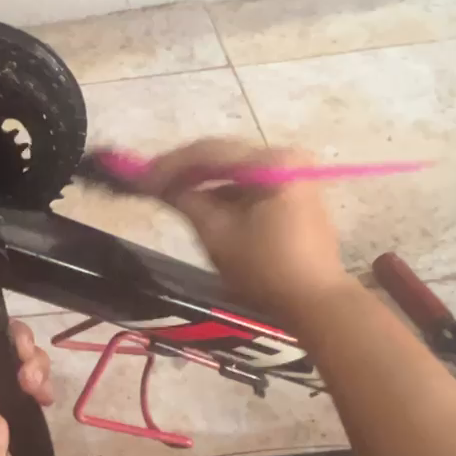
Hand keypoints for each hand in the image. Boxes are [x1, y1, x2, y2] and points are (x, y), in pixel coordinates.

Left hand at [0, 277, 53, 455]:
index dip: (8, 331)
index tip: (20, 355)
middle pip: (3, 345)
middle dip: (27, 355)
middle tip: (31, 383)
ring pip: (13, 368)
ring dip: (34, 373)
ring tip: (39, 397)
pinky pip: (18, 395)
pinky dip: (33, 394)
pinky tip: (40, 405)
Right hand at [146, 139, 355, 318]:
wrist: (316, 303)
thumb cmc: (265, 269)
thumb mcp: (216, 234)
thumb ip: (185, 201)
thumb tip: (158, 185)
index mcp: (272, 163)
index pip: (210, 153)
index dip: (169, 165)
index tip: (140, 179)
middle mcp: (286, 158)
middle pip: (222, 157)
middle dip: (183, 170)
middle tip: (149, 183)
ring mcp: (292, 174)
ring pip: (232, 170)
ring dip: (200, 180)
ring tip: (167, 192)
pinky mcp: (291, 192)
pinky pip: (246, 183)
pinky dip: (220, 192)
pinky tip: (197, 202)